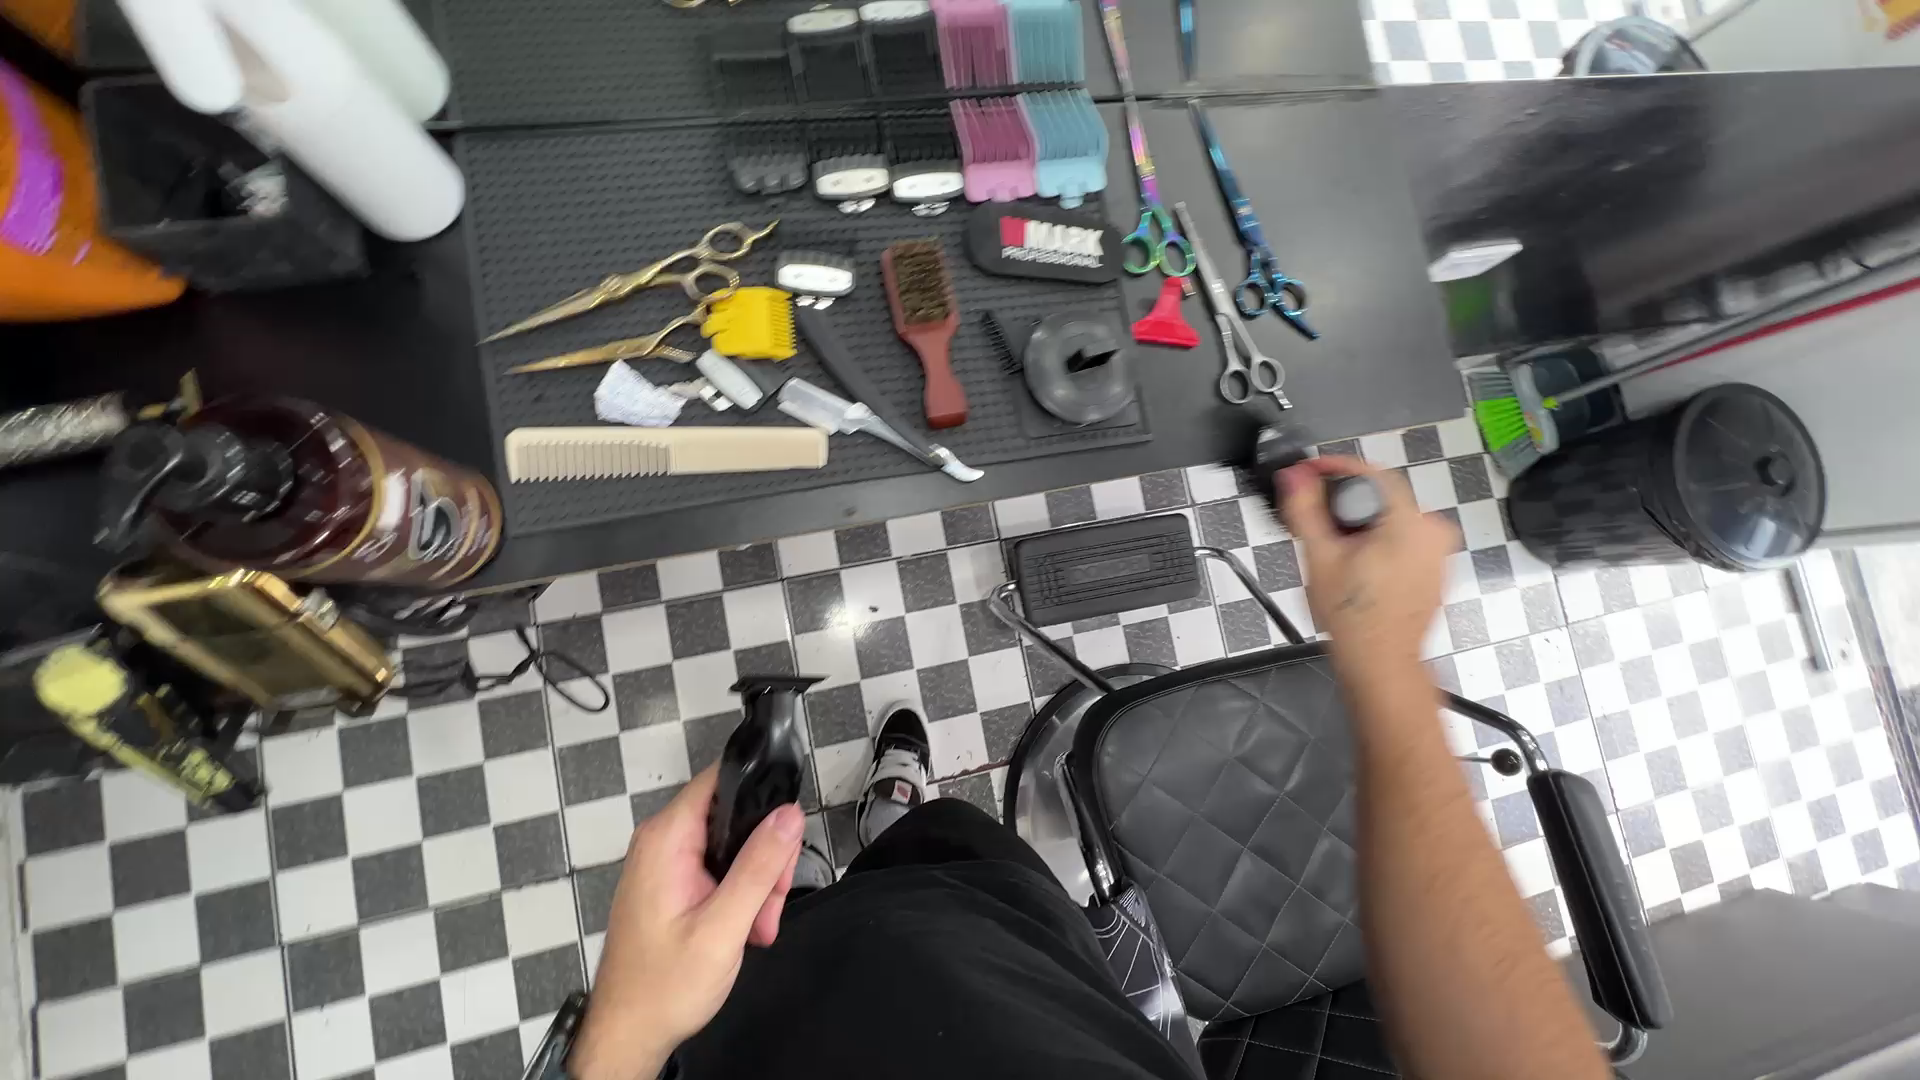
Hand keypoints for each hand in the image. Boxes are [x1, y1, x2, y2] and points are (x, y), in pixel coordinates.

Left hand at [569, 765, 802, 1079]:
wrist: (627, 1039)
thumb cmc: (666, 986)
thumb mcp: (722, 928)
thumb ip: (758, 868)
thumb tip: (790, 814)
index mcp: (667, 837)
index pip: (720, 778)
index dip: (760, 792)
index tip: (787, 829)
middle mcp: (664, 839)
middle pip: (736, 815)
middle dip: (767, 855)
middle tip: (773, 902)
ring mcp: (669, 860)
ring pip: (735, 844)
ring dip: (759, 882)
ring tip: (761, 925)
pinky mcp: (676, 880)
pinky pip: (722, 866)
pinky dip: (742, 893)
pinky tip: (749, 926)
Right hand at [1278, 456, 1456, 672]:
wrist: (1379, 660)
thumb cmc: (1354, 618)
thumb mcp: (1319, 556)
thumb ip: (1305, 509)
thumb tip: (1294, 477)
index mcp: (1410, 523)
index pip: (1372, 472)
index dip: (1335, 468)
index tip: (1310, 472)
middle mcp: (1433, 532)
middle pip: (1379, 498)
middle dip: (1344, 503)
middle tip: (1314, 520)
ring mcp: (1438, 552)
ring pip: (1389, 519)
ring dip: (1358, 524)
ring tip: (1331, 548)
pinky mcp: (1435, 567)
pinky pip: (1402, 539)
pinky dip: (1376, 541)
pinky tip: (1353, 563)